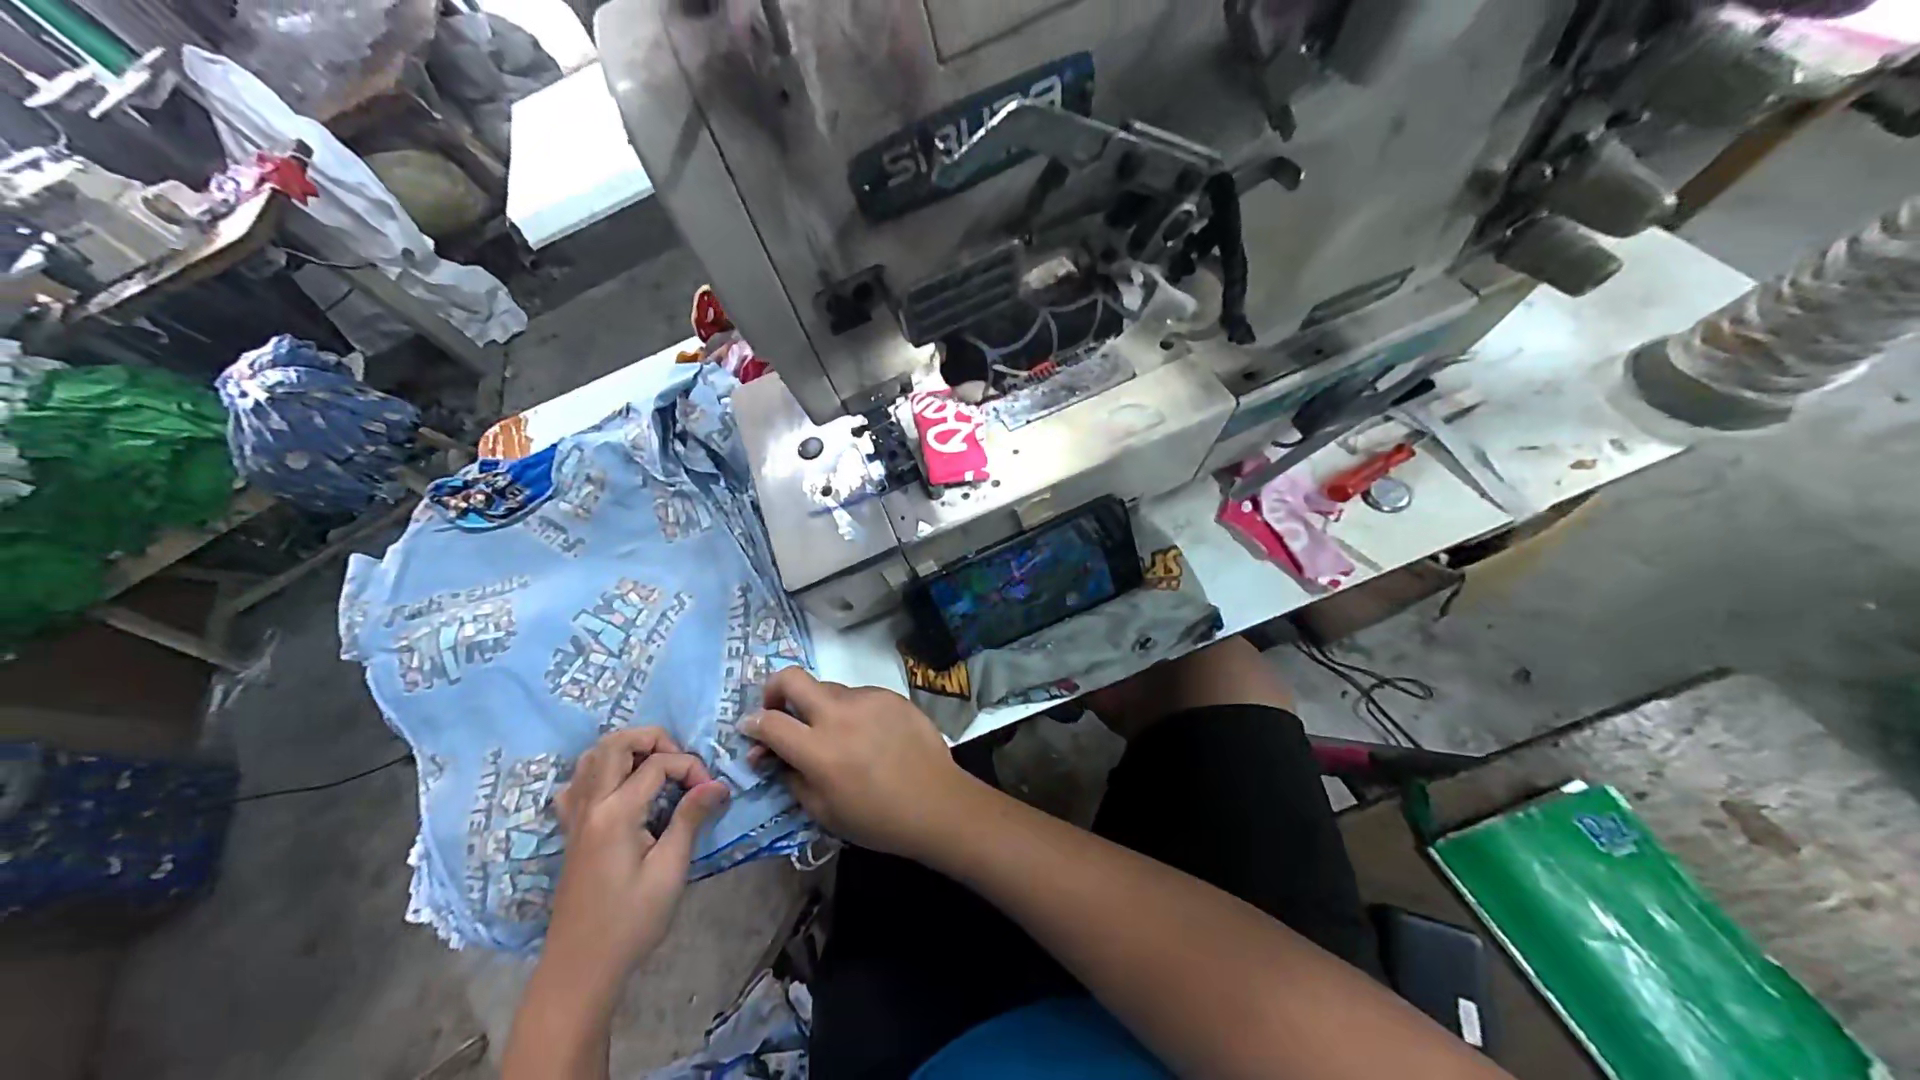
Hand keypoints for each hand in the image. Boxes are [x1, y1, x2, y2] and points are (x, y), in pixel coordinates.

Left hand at [543, 728, 730, 985]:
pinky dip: (602, 772)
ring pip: (593, 756)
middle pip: (616, 743)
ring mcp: (575, 816)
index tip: (710, 793)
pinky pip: (579, 783)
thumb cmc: (630, 922)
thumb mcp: (670, 870)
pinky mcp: (571, 831)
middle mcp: (590, 805)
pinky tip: (622, 791)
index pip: (657, 764)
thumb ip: (690, 819)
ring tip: (658, 771)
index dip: (691, 768)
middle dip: (655, 740)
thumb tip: (718, 784)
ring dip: (628, 751)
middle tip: (681, 765)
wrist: (580, 968)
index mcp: (615, 813)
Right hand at [742, 668, 982, 859]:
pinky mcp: (891, 695)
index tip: (750, 728)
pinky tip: (867, 735)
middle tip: (780, 710)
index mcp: (818, 749)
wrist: (937, 803)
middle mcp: (839, 715)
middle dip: (775, 690)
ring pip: (828, 688)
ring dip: (819, 707)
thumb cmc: (877, 819)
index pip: (769, 722)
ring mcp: (868, 700)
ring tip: (835, 735)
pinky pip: (858, 695)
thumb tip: (769, 754)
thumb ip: (790, 776)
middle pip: (792, 678)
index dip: (752, 724)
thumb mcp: (822, 811)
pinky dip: (851, 710)